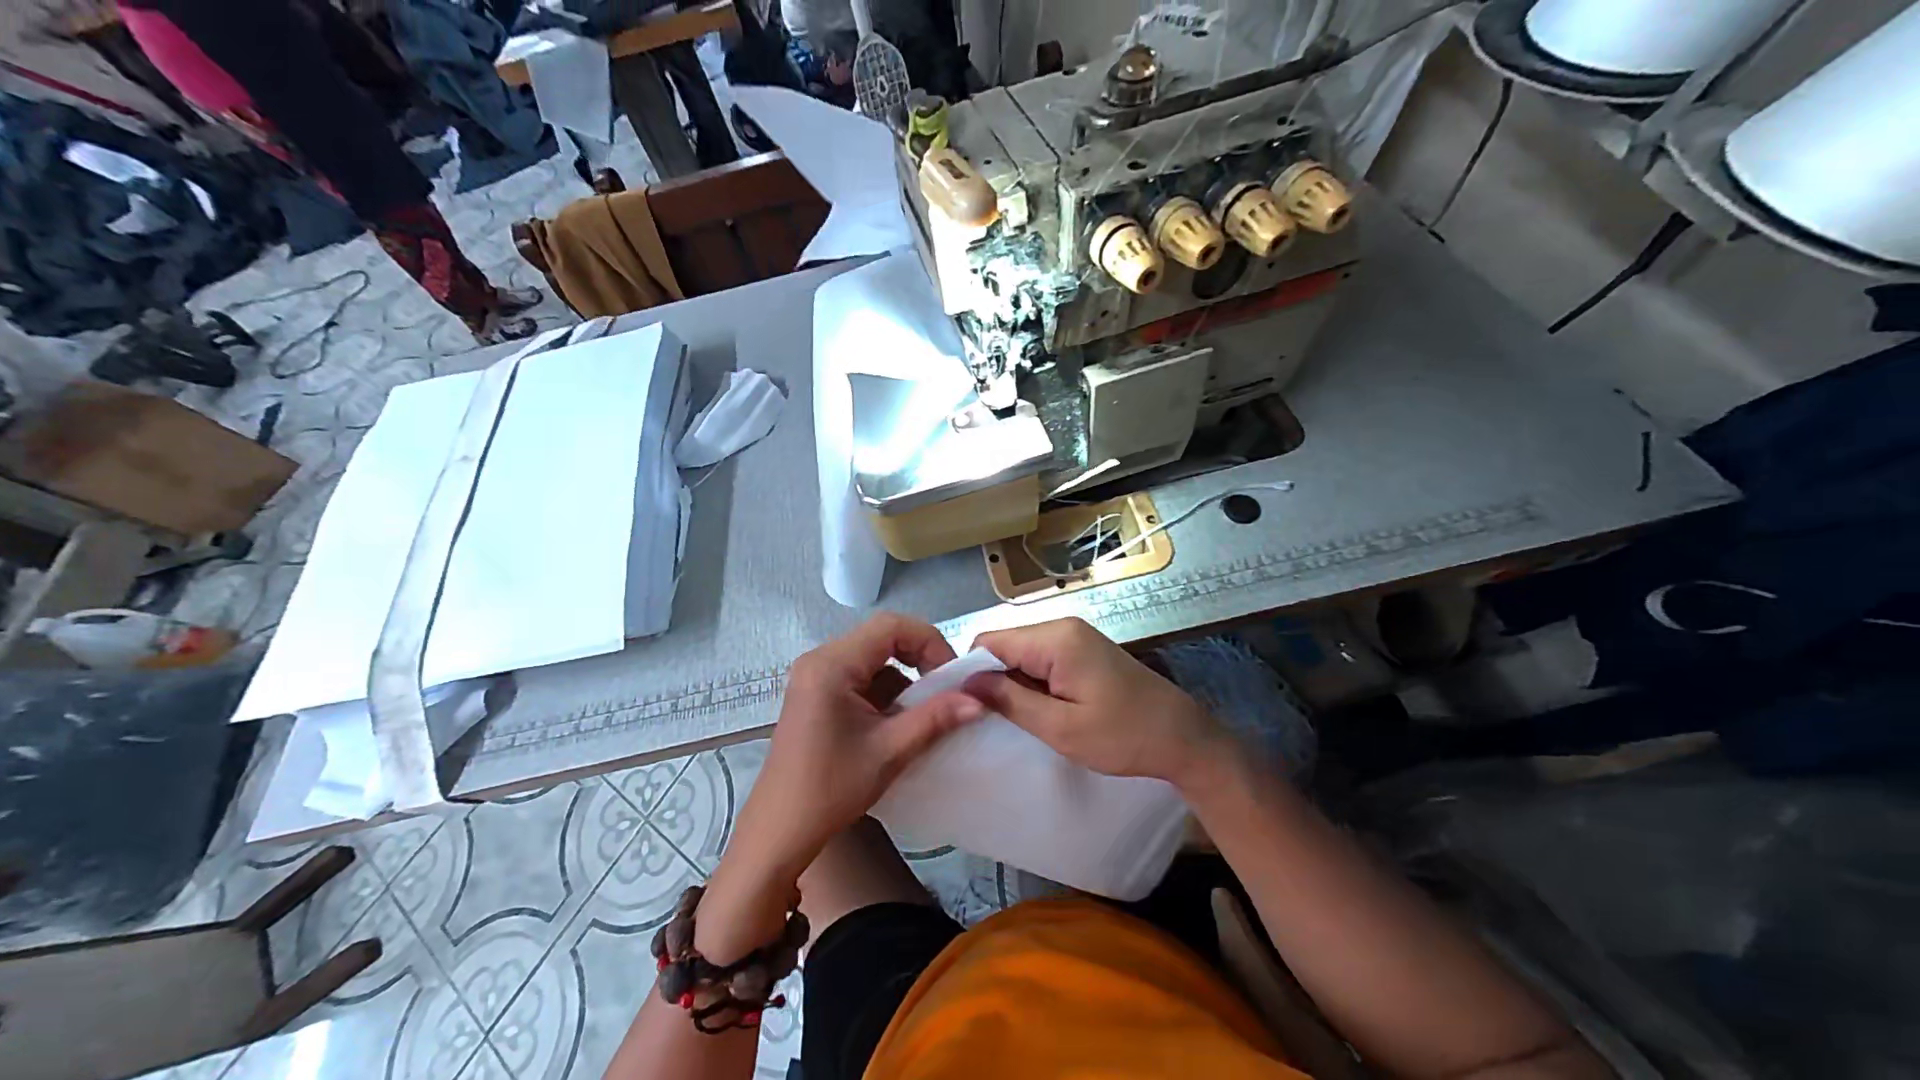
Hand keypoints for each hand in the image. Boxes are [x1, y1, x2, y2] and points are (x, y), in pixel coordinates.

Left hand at [731, 614, 983, 882]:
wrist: (780, 829)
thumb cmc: (831, 788)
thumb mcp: (890, 751)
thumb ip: (936, 718)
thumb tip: (979, 700)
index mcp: (832, 665)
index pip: (891, 626)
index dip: (929, 642)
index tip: (953, 675)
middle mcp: (820, 659)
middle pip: (882, 637)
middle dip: (920, 659)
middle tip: (946, 690)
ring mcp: (815, 676)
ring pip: (874, 658)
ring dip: (904, 678)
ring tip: (925, 711)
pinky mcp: (816, 693)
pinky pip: (860, 676)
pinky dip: (885, 692)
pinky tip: (898, 722)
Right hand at [966, 617, 1229, 791]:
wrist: (1184, 738)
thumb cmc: (1124, 736)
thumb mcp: (1061, 728)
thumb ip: (1010, 701)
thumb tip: (966, 682)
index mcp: (1055, 638)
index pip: (989, 642)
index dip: (970, 672)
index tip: (962, 707)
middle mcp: (1062, 627)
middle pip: (1004, 645)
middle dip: (992, 679)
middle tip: (988, 720)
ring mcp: (1075, 637)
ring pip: (1021, 654)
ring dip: (1013, 684)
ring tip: (1013, 719)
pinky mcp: (1083, 650)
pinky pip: (1041, 660)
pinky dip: (1032, 683)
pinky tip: (1037, 710)